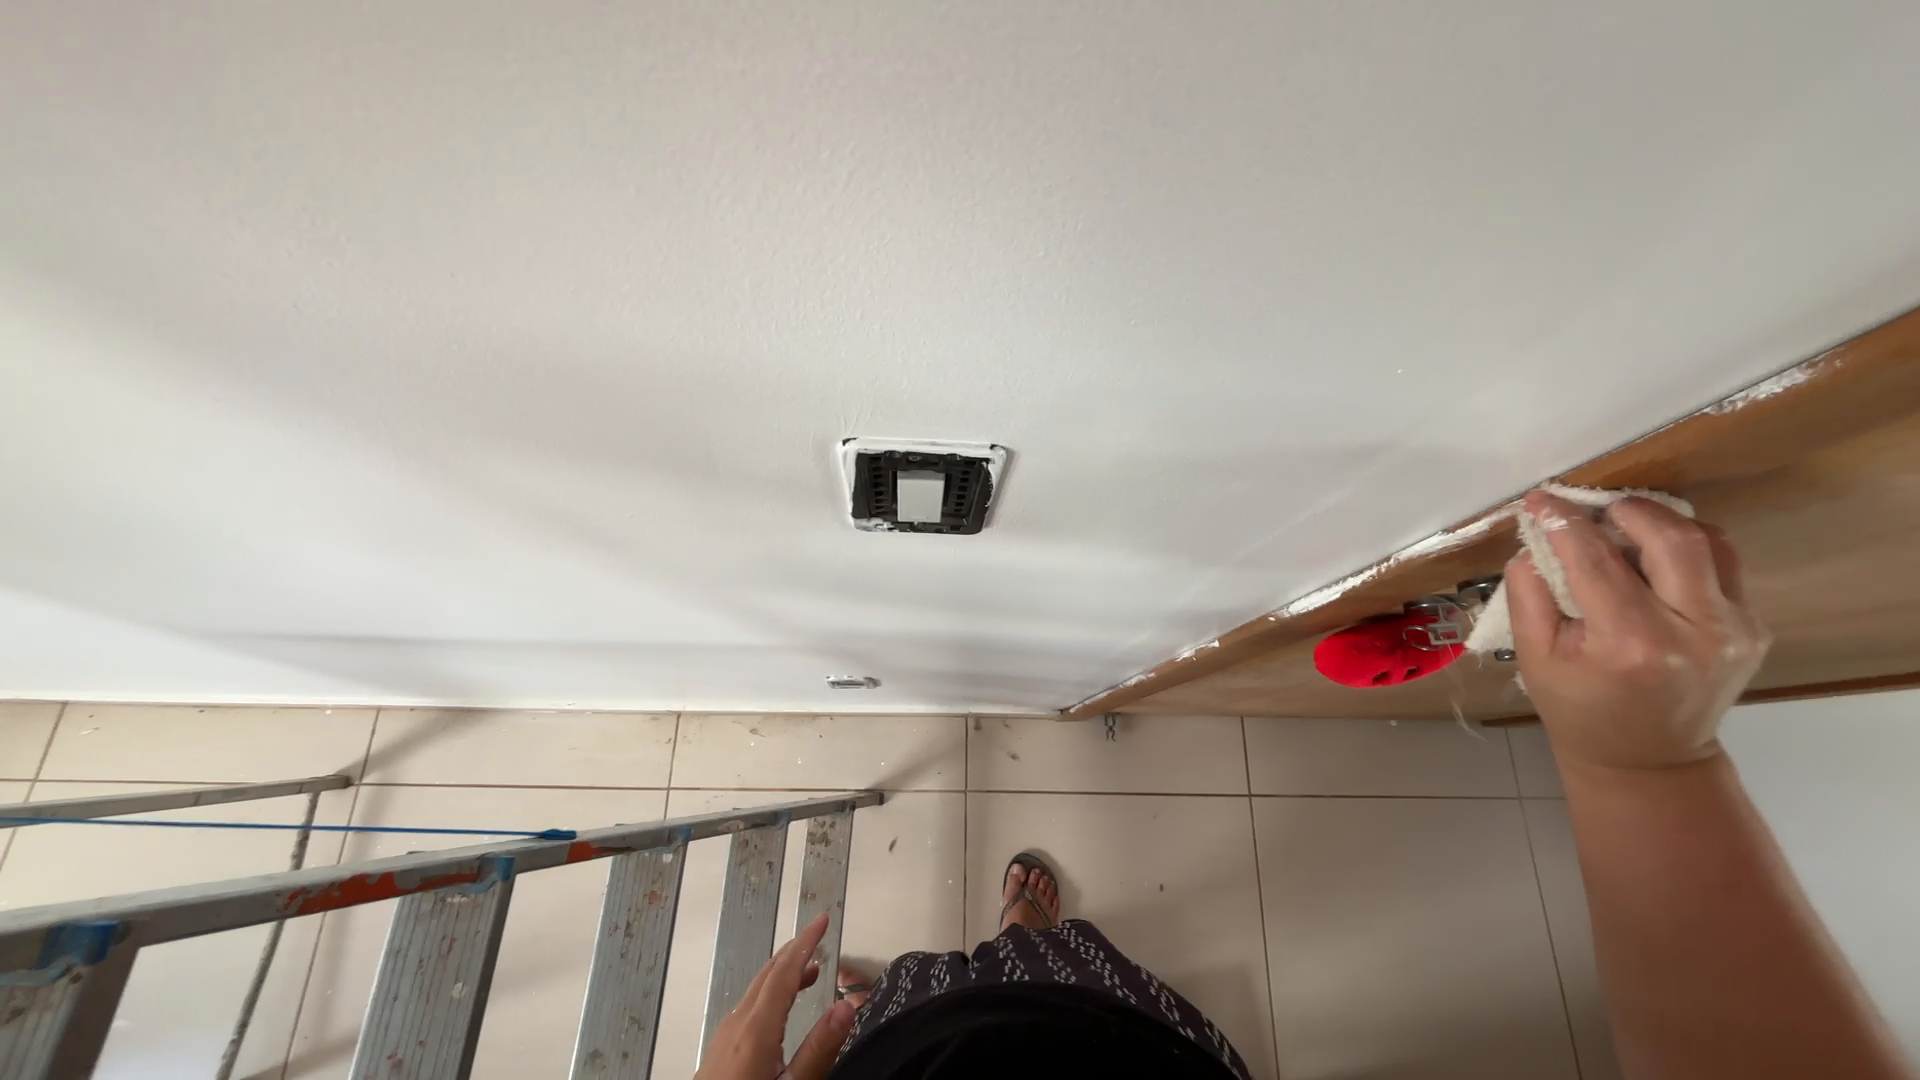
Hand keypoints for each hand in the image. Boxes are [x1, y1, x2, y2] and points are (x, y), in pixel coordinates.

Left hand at [694, 913, 857, 1079]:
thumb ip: (819, 1049)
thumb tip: (847, 1007)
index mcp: (756, 1028)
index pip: (785, 970)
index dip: (806, 941)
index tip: (823, 919)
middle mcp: (737, 1024)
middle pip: (768, 974)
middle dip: (795, 951)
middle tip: (819, 939)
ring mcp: (723, 1037)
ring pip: (756, 990)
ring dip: (783, 973)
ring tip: (809, 974)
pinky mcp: (718, 1053)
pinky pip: (748, 1006)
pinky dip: (769, 994)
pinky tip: (778, 1011)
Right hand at [1508, 491, 1770, 772]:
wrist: (1647, 756)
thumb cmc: (1577, 706)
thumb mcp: (1534, 654)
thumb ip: (1531, 593)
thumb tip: (1538, 541)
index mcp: (1629, 643)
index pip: (1594, 560)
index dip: (1563, 522)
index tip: (1540, 500)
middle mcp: (1694, 632)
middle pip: (1673, 539)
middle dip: (1625, 510)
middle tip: (1591, 507)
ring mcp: (1735, 629)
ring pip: (1710, 543)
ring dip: (1661, 523)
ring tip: (1622, 526)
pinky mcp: (1753, 627)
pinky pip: (1722, 565)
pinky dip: (1684, 548)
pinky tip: (1650, 557)